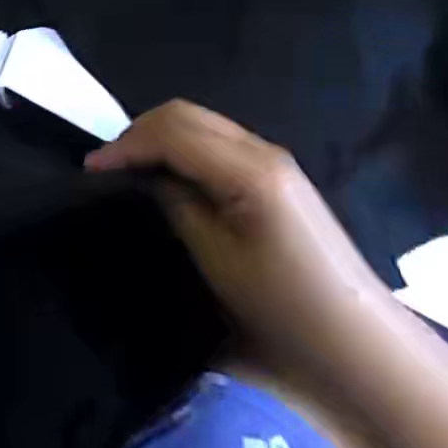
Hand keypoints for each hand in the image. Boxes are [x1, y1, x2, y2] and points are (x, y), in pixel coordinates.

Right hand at [86, 101, 397, 377]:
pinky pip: (218, 140)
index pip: (174, 131)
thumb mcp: (218, 260)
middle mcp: (262, 148)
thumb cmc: (284, 306)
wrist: (356, 333)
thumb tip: (147, 178)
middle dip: (140, 130)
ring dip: (162, 135)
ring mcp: (273, 157)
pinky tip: (170, 173)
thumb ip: (179, 206)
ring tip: (129, 168)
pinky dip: (184, 145)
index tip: (91, 168)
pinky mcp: (276, 172)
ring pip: (203, 121)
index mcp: (249, 169)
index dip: (128, 144)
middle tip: (107, 165)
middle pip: (188, 114)